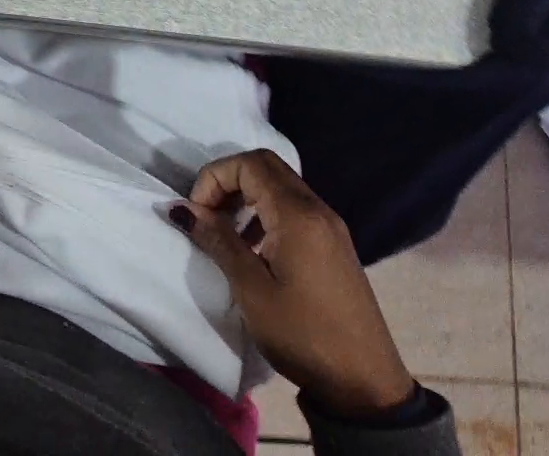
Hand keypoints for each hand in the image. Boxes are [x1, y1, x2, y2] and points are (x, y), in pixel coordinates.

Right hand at [170, 149, 415, 417]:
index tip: (198, 215)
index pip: (248, 164)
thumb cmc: (303, 334)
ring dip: (244, 196)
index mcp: (298, 215)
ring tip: (223, 232)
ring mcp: (328, 226)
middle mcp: (317, 209)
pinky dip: (262, 212)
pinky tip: (251, 248)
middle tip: (207, 215)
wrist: (366, 384)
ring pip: (278, 184)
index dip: (213, 178)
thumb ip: (218, 241)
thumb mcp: (251, 289)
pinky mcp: (332, 244)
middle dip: (226, 180)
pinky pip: (291, 207)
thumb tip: (183, 209)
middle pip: (264, 166)